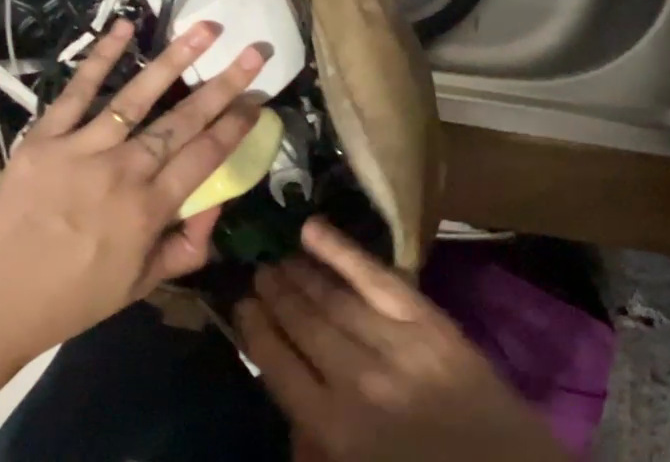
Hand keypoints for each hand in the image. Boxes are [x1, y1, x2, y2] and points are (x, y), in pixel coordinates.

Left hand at [0, 18, 266, 360]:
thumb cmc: (72, 298)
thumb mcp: (140, 285)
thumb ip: (186, 248)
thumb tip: (217, 205)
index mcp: (149, 210)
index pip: (205, 156)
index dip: (236, 127)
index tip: (259, 100)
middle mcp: (123, 172)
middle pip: (183, 120)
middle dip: (224, 85)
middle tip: (255, 53)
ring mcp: (82, 149)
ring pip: (138, 97)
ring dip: (176, 59)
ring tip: (207, 29)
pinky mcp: (44, 138)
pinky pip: (78, 91)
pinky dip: (101, 57)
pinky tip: (125, 28)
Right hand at [236, 219, 568, 461]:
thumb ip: (317, 446)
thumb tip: (292, 413)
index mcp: (334, 429)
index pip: (277, 366)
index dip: (255, 331)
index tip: (240, 306)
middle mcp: (355, 380)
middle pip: (302, 324)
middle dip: (275, 295)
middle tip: (258, 271)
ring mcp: (394, 344)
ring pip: (332, 298)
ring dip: (301, 274)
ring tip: (280, 257)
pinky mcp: (429, 321)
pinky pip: (377, 277)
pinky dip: (343, 251)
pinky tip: (314, 230)